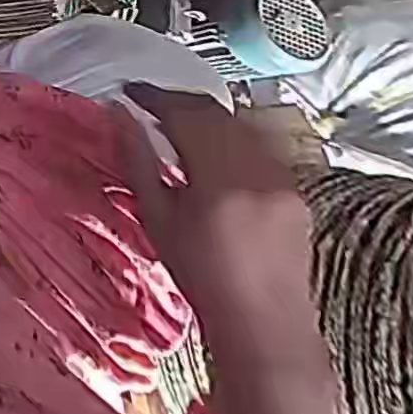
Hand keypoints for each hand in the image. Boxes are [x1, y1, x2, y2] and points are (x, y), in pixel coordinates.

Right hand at [117, 85, 327, 366]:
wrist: (263, 323)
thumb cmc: (198, 271)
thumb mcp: (156, 214)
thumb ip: (137, 156)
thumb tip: (117, 113)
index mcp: (220, 179)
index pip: (185, 115)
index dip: (154, 97)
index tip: (130, 91)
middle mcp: (259, 172)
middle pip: (215, 112)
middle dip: (178, 100)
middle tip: (147, 100)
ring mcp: (283, 180)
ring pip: (239, 123)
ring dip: (203, 113)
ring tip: (174, 117)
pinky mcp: (295, 189)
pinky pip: (257, 143)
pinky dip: (228, 131)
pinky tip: (210, 143)